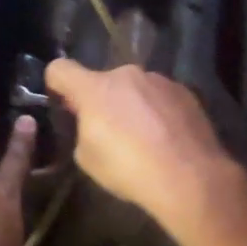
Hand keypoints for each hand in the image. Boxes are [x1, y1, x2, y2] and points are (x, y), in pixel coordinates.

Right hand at [43, 61, 245, 229]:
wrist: (189, 177)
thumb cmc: (129, 169)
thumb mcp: (88, 159)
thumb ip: (83, 130)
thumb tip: (92, 123)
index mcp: (94, 88)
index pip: (60, 68)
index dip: (56, 84)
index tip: (64, 104)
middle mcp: (126, 74)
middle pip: (103, 81)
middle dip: (102, 101)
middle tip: (111, 133)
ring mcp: (158, 80)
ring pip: (134, 88)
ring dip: (132, 105)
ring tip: (146, 139)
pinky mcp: (184, 91)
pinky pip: (160, 96)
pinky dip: (158, 111)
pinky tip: (168, 139)